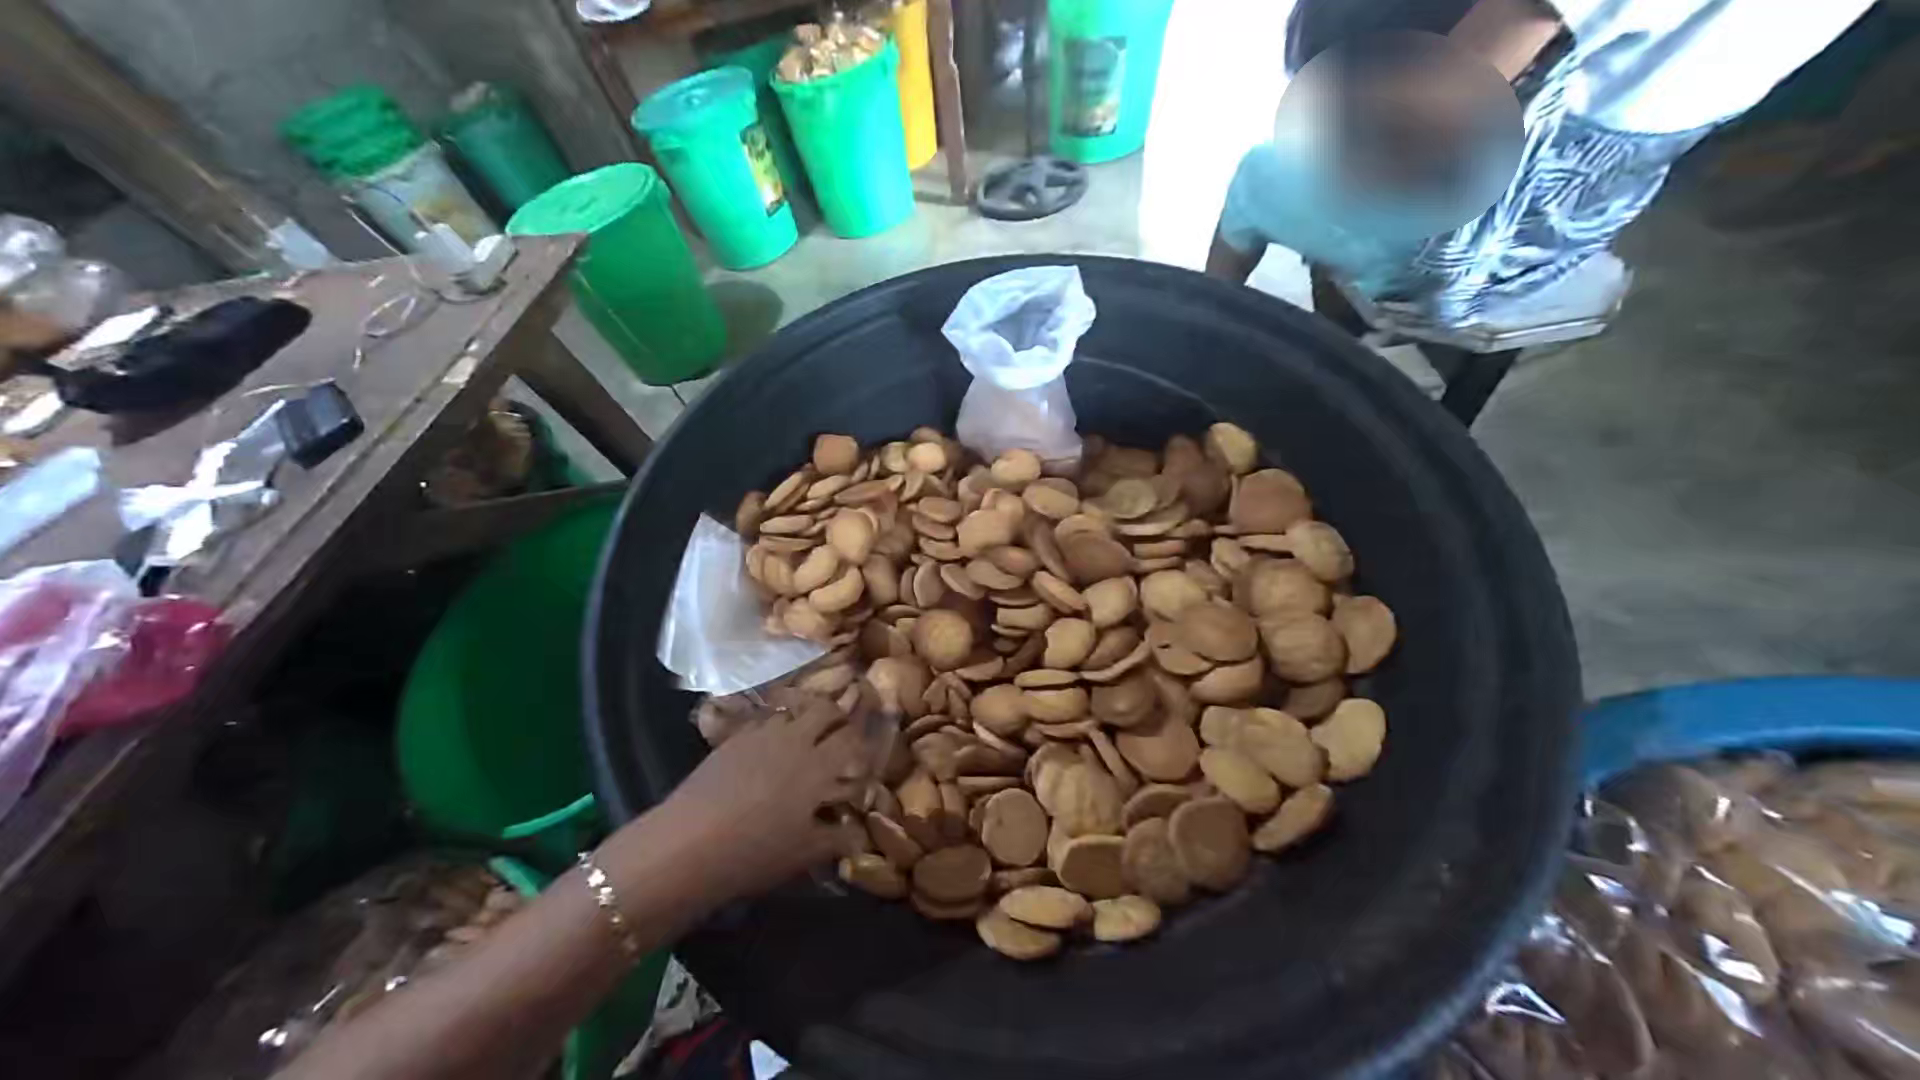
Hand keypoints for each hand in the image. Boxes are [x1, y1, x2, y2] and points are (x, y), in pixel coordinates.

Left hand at [624, 694, 872, 904]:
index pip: (851, 740)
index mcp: (819, 765)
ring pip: (791, 710)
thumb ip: (838, 838)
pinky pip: (761, 722)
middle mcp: (795, 740)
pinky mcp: (733, 740)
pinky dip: (773, 728)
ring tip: (803, 735)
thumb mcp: (805, 854)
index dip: (861, 742)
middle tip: (839, 731)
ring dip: (803, 718)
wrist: (689, 843)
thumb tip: (859, 833)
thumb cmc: (756, 852)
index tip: (863, 753)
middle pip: (824, 710)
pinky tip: (767, 748)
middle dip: (836, 715)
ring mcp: (761, 735)